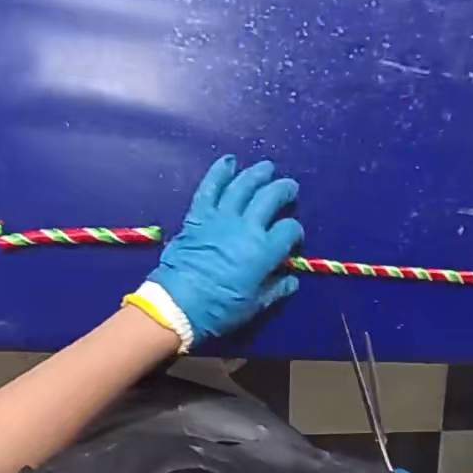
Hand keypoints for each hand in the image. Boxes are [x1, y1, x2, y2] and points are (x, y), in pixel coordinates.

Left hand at [137, 156, 304, 349]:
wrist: (178, 305)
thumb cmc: (218, 310)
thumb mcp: (254, 306)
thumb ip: (275, 289)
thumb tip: (291, 279)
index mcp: (264, 251)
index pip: (288, 230)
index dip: (294, 232)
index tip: (292, 237)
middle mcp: (246, 227)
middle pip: (270, 197)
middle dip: (284, 190)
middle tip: (289, 188)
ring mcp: (221, 218)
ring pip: (243, 186)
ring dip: (257, 174)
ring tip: (266, 168)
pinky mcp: (198, 215)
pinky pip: (210, 187)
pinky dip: (219, 172)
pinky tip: (228, 162)